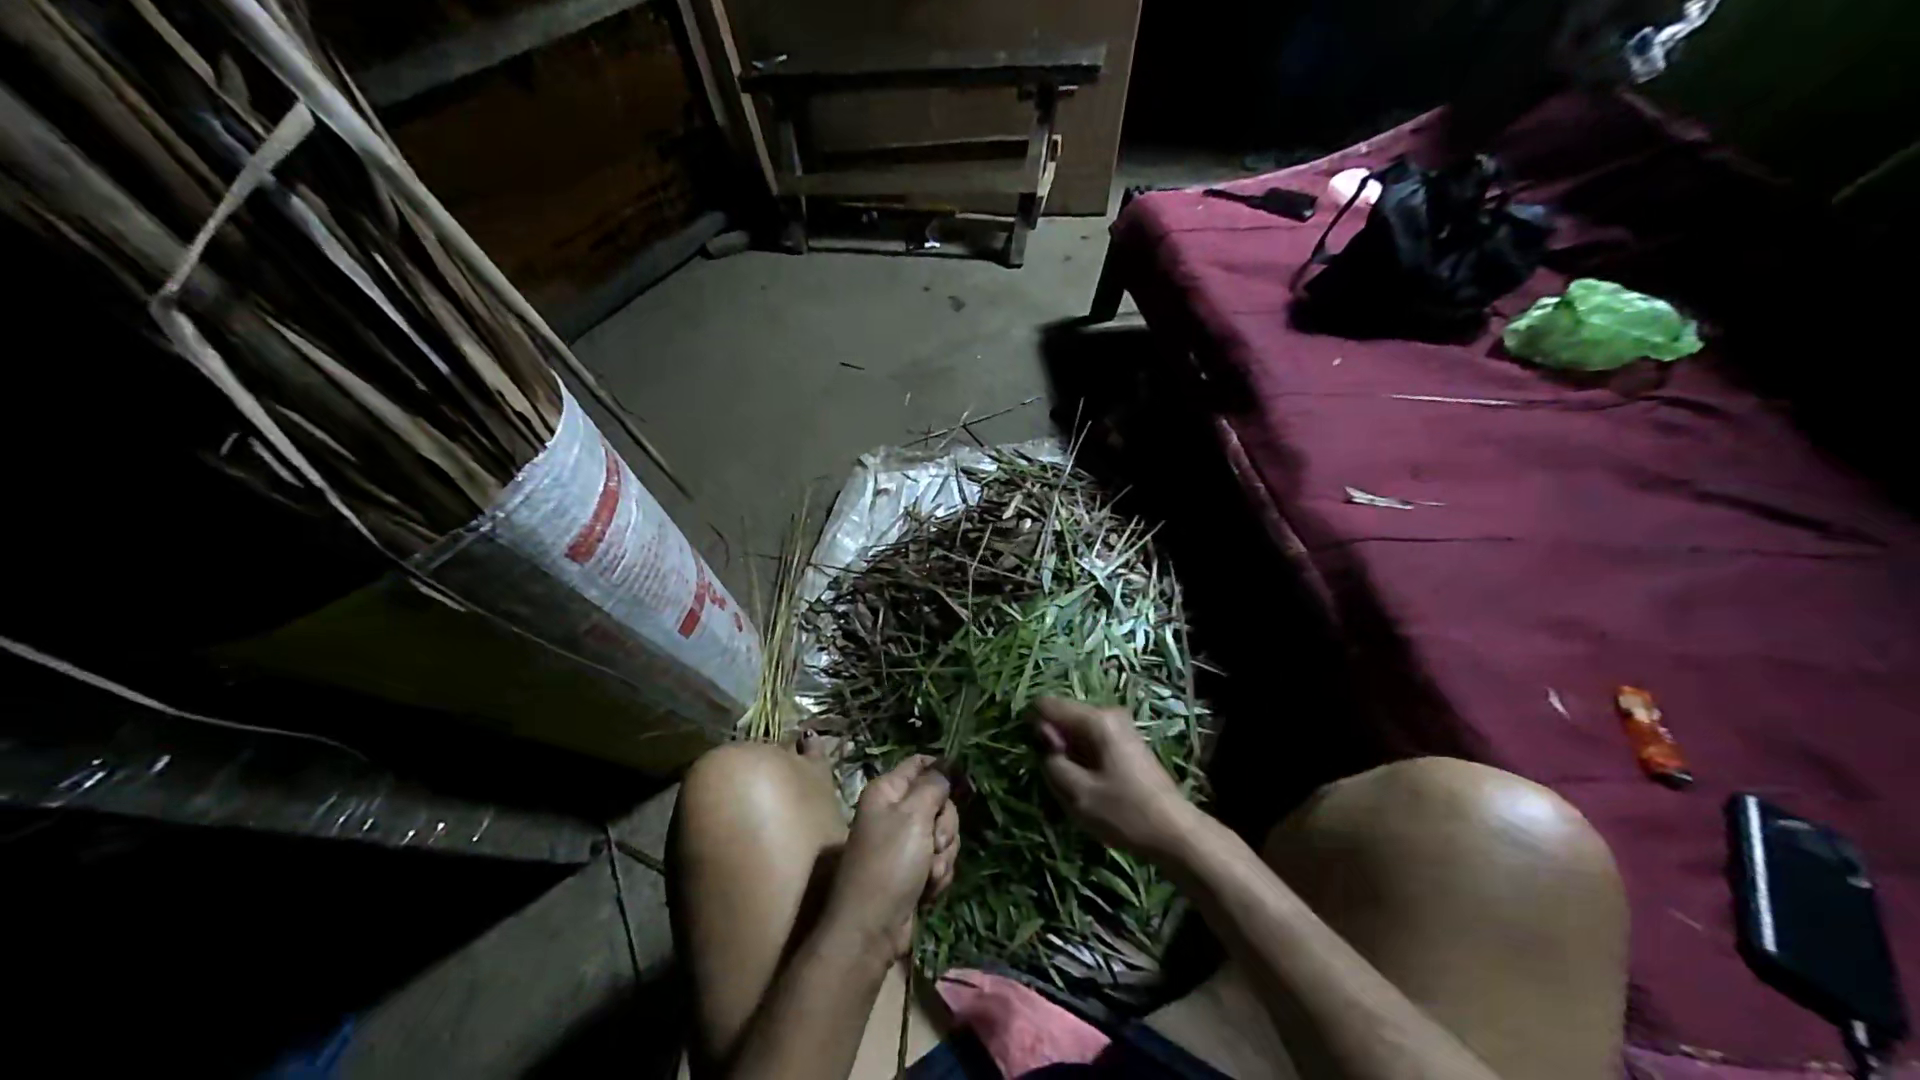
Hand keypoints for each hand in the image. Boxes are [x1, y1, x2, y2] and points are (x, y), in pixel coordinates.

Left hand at [825, 755, 958, 958]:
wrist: (872, 928)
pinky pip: (940, 859)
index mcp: (887, 791)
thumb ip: (933, 785)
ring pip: (944, 833)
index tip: (964, 784)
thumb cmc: (889, 863)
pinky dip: (939, 873)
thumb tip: (945, 764)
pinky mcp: (914, 869)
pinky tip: (928, 888)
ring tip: (929, 872)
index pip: (920, 764)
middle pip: (939, 801)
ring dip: (944, 854)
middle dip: (945, 825)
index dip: (943, 770)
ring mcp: (904, 842)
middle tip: (934, 842)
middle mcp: (894, 812)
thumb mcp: (913, 815)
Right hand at [1031, 697, 1195, 857]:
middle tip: (1060, 781)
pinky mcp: (1126, 743)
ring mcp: (1120, 728)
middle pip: (1063, 717)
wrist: (1175, 833)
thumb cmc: (1125, 813)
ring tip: (1076, 789)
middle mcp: (1109, 714)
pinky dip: (1083, 761)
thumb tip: (1043, 739)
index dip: (1034, 727)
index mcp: (1097, 720)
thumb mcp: (1077, 793)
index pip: (1047, 705)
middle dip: (1053, 744)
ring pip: (1076, 732)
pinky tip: (1092, 788)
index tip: (1039, 758)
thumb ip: (1052, 761)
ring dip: (1068, 756)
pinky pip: (1091, 742)